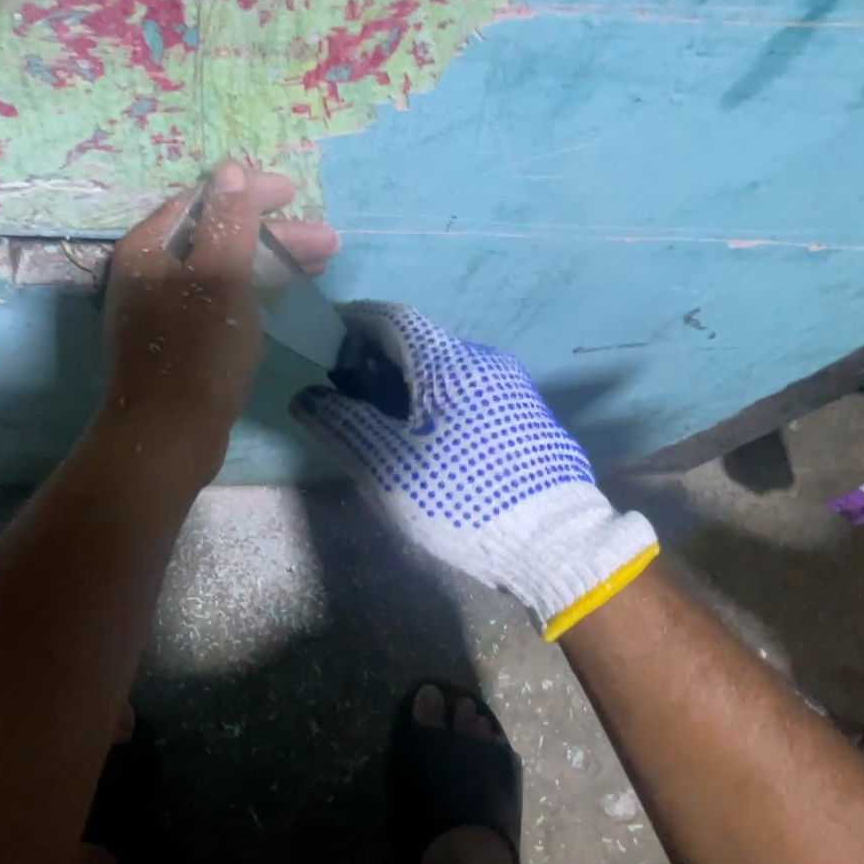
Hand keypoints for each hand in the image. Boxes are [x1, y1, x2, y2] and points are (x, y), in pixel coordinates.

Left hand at [101, 163, 338, 480]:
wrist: (169, 436)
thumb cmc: (196, 352)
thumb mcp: (220, 278)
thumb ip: (229, 222)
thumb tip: (230, 171)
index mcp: (149, 248)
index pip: (203, 200)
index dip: (251, 191)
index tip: (294, 193)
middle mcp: (150, 272)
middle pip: (217, 235)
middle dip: (274, 233)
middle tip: (326, 241)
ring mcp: (162, 308)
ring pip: (223, 269)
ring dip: (271, 261)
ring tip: (322, 263)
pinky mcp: (178, 339)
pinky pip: (219, 298)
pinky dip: (254, 290)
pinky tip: (285, 293)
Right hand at [290, 303, 657, 638]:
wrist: (557, 546)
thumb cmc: (461, 496)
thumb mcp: (387, 467)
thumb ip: (342, 424)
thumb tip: (306, 396)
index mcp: (448, 364)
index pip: (393, 318)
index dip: (355, 320)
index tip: (327, 336)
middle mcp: (484, 363)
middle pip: (419, 343)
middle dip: (376, 358)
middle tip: (345, 390)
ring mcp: (512, 390)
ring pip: (445, 371)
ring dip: (406, 383)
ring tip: (381, 422)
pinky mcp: (527, 419)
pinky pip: (469, 394)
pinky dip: (435, 402)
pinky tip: (426, 442)